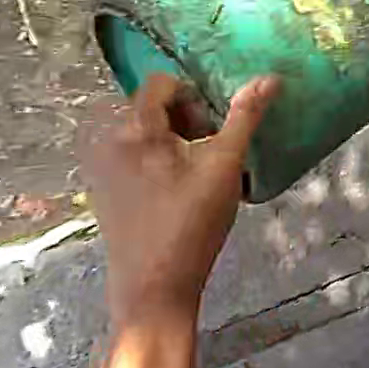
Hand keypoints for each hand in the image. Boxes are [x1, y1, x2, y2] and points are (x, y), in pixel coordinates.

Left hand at [78, 73, 280, 321]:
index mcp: (133, 130)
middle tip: (207, 153)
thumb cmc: (192, 222)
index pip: (161, 83)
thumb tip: (269, 77)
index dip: (192, 98)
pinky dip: (156, 159)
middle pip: (151, 106)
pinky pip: (131, 154)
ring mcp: (99, 168)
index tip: (211, 130)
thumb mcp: (225, 164)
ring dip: (173, 140)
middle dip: (185, 121)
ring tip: (194, 173)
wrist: (153, 290)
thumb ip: (245, 117)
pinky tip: (174, 191)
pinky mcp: (101, 190)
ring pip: (143, 131)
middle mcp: (107, 142)